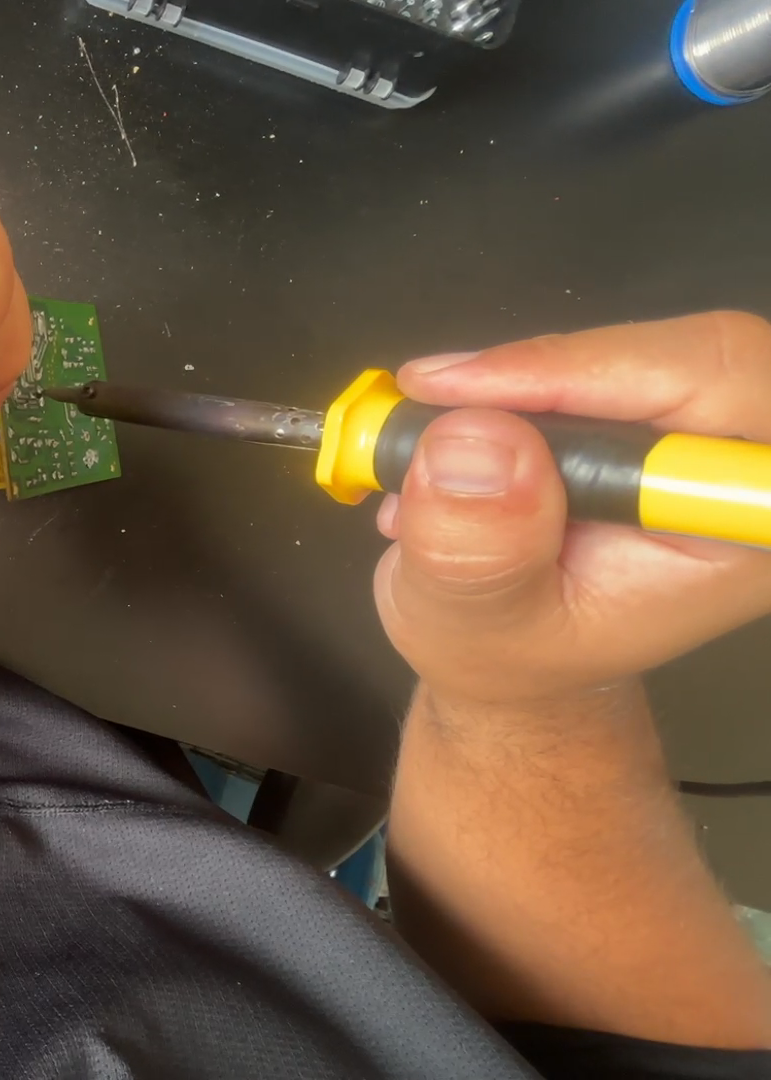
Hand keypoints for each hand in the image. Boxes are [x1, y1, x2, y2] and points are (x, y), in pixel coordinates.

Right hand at [373, 312, 770, 709]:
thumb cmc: (501, 653)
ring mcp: (691, 448)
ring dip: (495, 394)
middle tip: (421, 400)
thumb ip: (476, 542)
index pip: (711, 387)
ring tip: (415, 454)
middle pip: (666, 358)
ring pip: (608, 359)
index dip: (582, 371)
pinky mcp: (634, 431)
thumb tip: (464, 437)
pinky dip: (487, 399)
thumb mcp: (472, 615)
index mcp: (742, 521)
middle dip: (530, 376)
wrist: (502, 656)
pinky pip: (567, 375)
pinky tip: (440, 454)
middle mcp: (737, 471)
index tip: (448, 391)